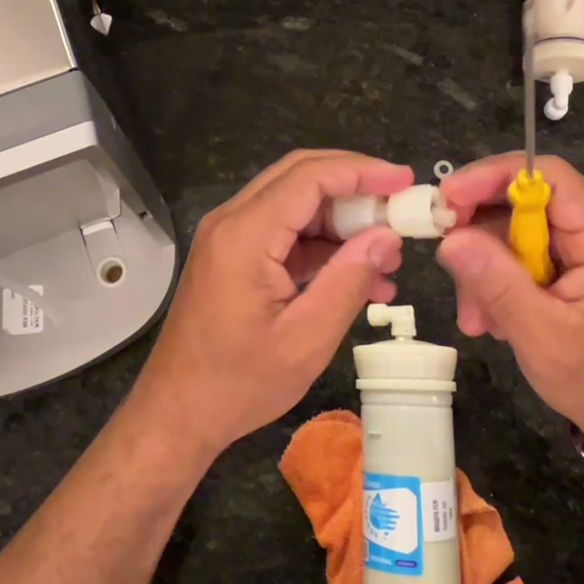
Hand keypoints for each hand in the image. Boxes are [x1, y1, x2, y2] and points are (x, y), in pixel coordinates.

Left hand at [131, 150, 411, 458]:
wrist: (177, 412)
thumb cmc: (239, 383)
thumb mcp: (306, 339)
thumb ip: (349, 280)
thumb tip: (387, 236)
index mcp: (244, 235)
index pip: (309, 176)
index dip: (361, 171)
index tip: (405, 181)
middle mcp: (231, 222)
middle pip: (299, 178)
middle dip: (355, 186)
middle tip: (402, 207)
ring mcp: (227, 238)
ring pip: (293, 204)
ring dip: (341, 221)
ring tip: (388, 255)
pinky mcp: (231, 257)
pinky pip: (282, 233)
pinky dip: (321, 245)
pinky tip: (357, 275)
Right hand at [435, 153, 583, 455]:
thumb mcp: (543, 335)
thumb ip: (498, 283)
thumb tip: (450, 238)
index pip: (550, 177)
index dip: (495, 176)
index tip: (448, 197)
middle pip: (523, 201)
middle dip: (479, 231)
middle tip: (445, 252)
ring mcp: (576, 251)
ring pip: (509, 231)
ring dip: (481, 268)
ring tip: (474, 315)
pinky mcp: (561, 269)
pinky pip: (513, 257)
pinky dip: (490, 283)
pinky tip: (487, 320)